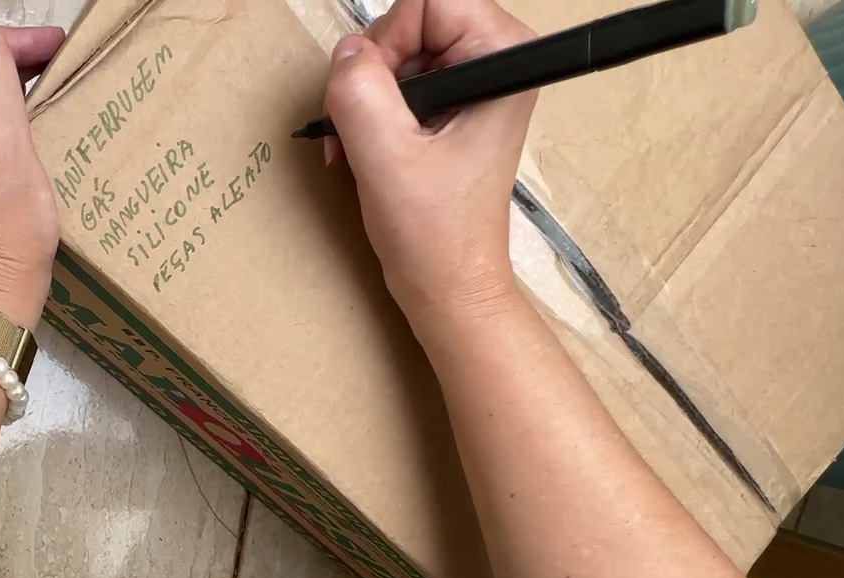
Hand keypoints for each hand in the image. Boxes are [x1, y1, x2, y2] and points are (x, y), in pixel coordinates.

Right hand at [323, 0, 534, 323]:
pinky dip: (369, 118)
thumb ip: (361, 96)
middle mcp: (492, 61)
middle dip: (370, 75)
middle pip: (412, 22)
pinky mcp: (449, 114)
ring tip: (354, 151)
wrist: (448, 285)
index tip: (367, 99)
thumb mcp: (386, 161)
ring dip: (363, 102)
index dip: (386, 41)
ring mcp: (470, 88)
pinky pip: (398, 88)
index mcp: (499, 57)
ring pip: (398, 57)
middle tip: (352, 132)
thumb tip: (344, 54)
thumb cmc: (432, 234)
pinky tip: (361, 153)